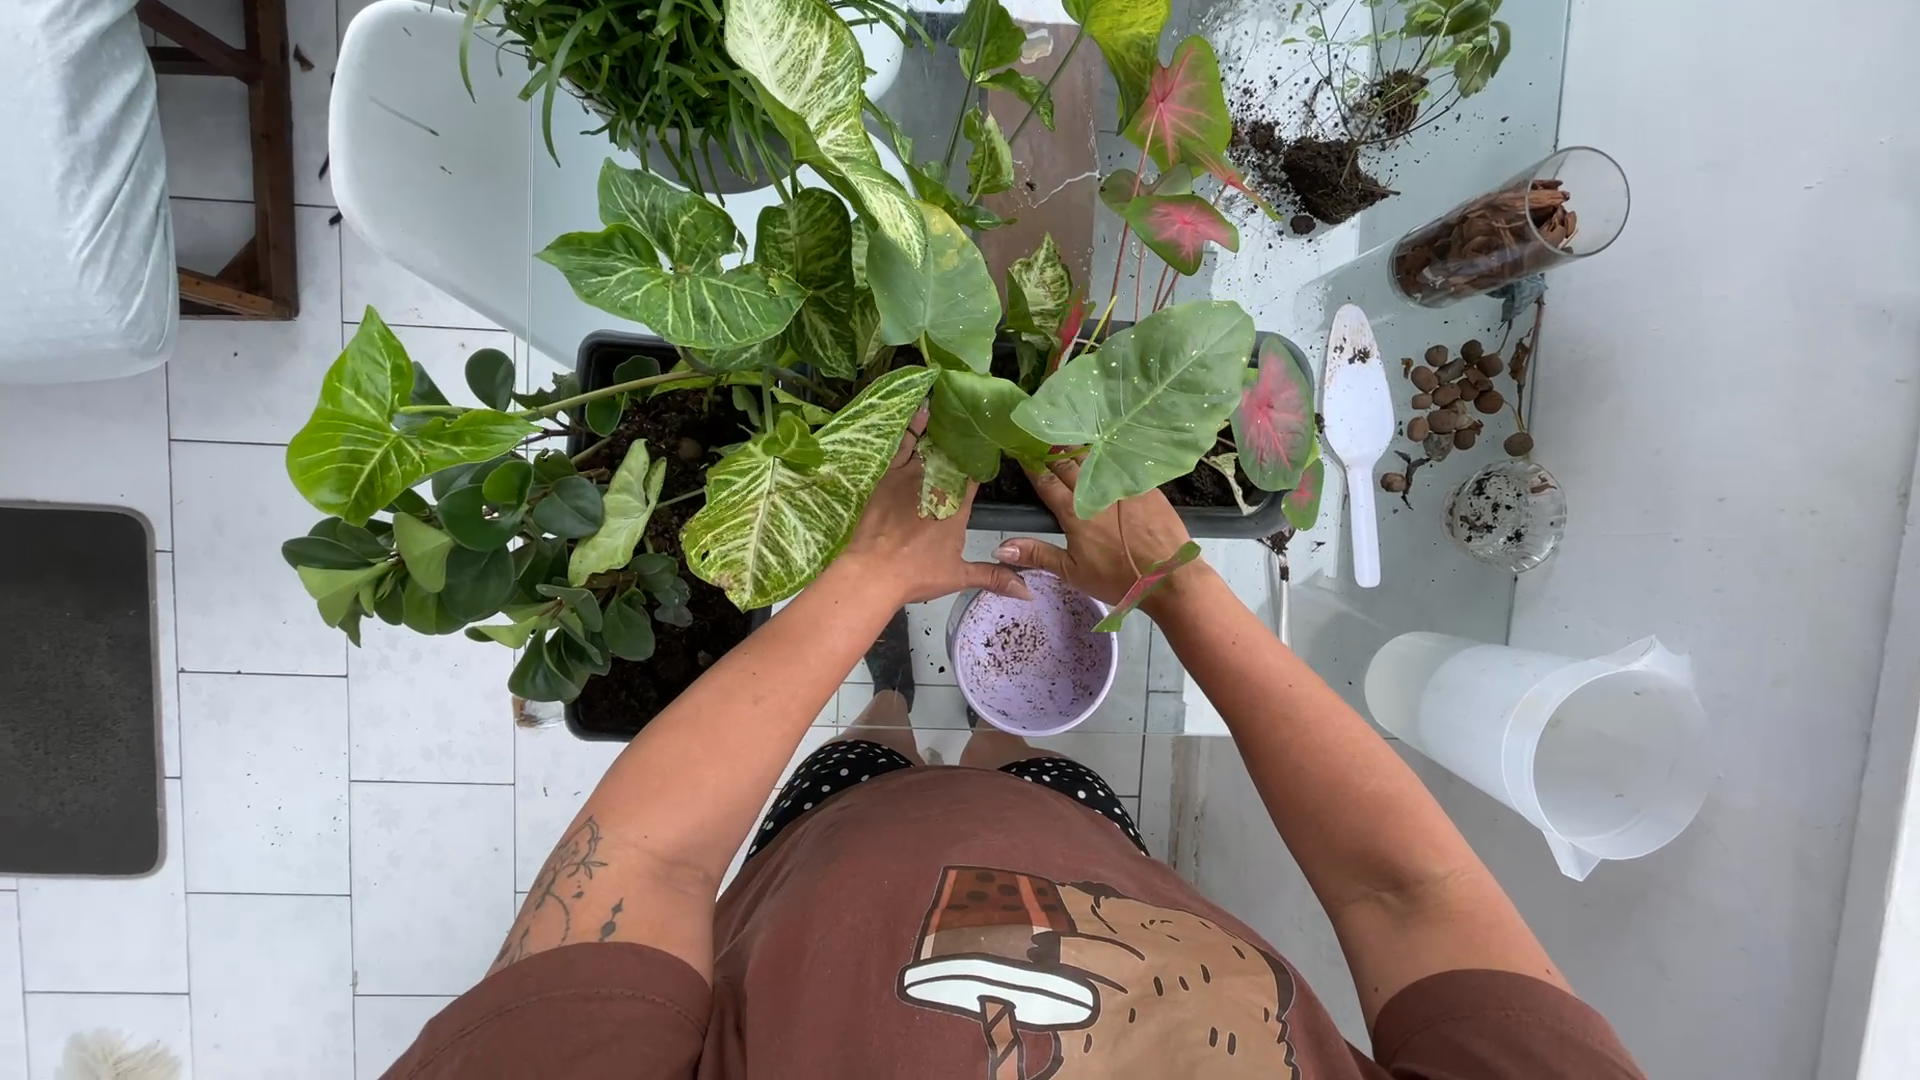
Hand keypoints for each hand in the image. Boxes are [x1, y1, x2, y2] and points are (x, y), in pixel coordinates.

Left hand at [836, 415, 1031, 606]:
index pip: (975, 473)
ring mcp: (910, 476)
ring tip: (952, 410)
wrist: (873, 571)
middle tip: (975, 421)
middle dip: (964, 441)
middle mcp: (937, 483)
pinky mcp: (886, 476)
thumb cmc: (917, 573)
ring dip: (942, 430)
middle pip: (954, 455)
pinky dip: (912, 428)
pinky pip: (902, 445)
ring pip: (931, 445)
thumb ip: (994, 577)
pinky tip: (921, 412)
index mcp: (958, 505)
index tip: (991, 448)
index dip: (983, 459)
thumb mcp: (959, 576)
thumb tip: (1028, 592)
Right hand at [993, 459, 1202, 613]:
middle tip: (1040, 439)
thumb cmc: (1117, 578)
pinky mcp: (1144, 486)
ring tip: (1065, 438)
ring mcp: (1121, 485)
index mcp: (1074, 512)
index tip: (1021, 452)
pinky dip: (1105, 453)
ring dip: (1076, 449)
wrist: (1169, 576)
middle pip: (1067, 465)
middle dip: (1051, 453)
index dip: (1032, 467)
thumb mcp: (1072, 572)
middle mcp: (1095, 492)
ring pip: (1093, 459)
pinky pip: (1119, 462)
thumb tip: (1000, 547)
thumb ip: (1037, 554)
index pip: (1046, 482)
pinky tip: (1101, 448)